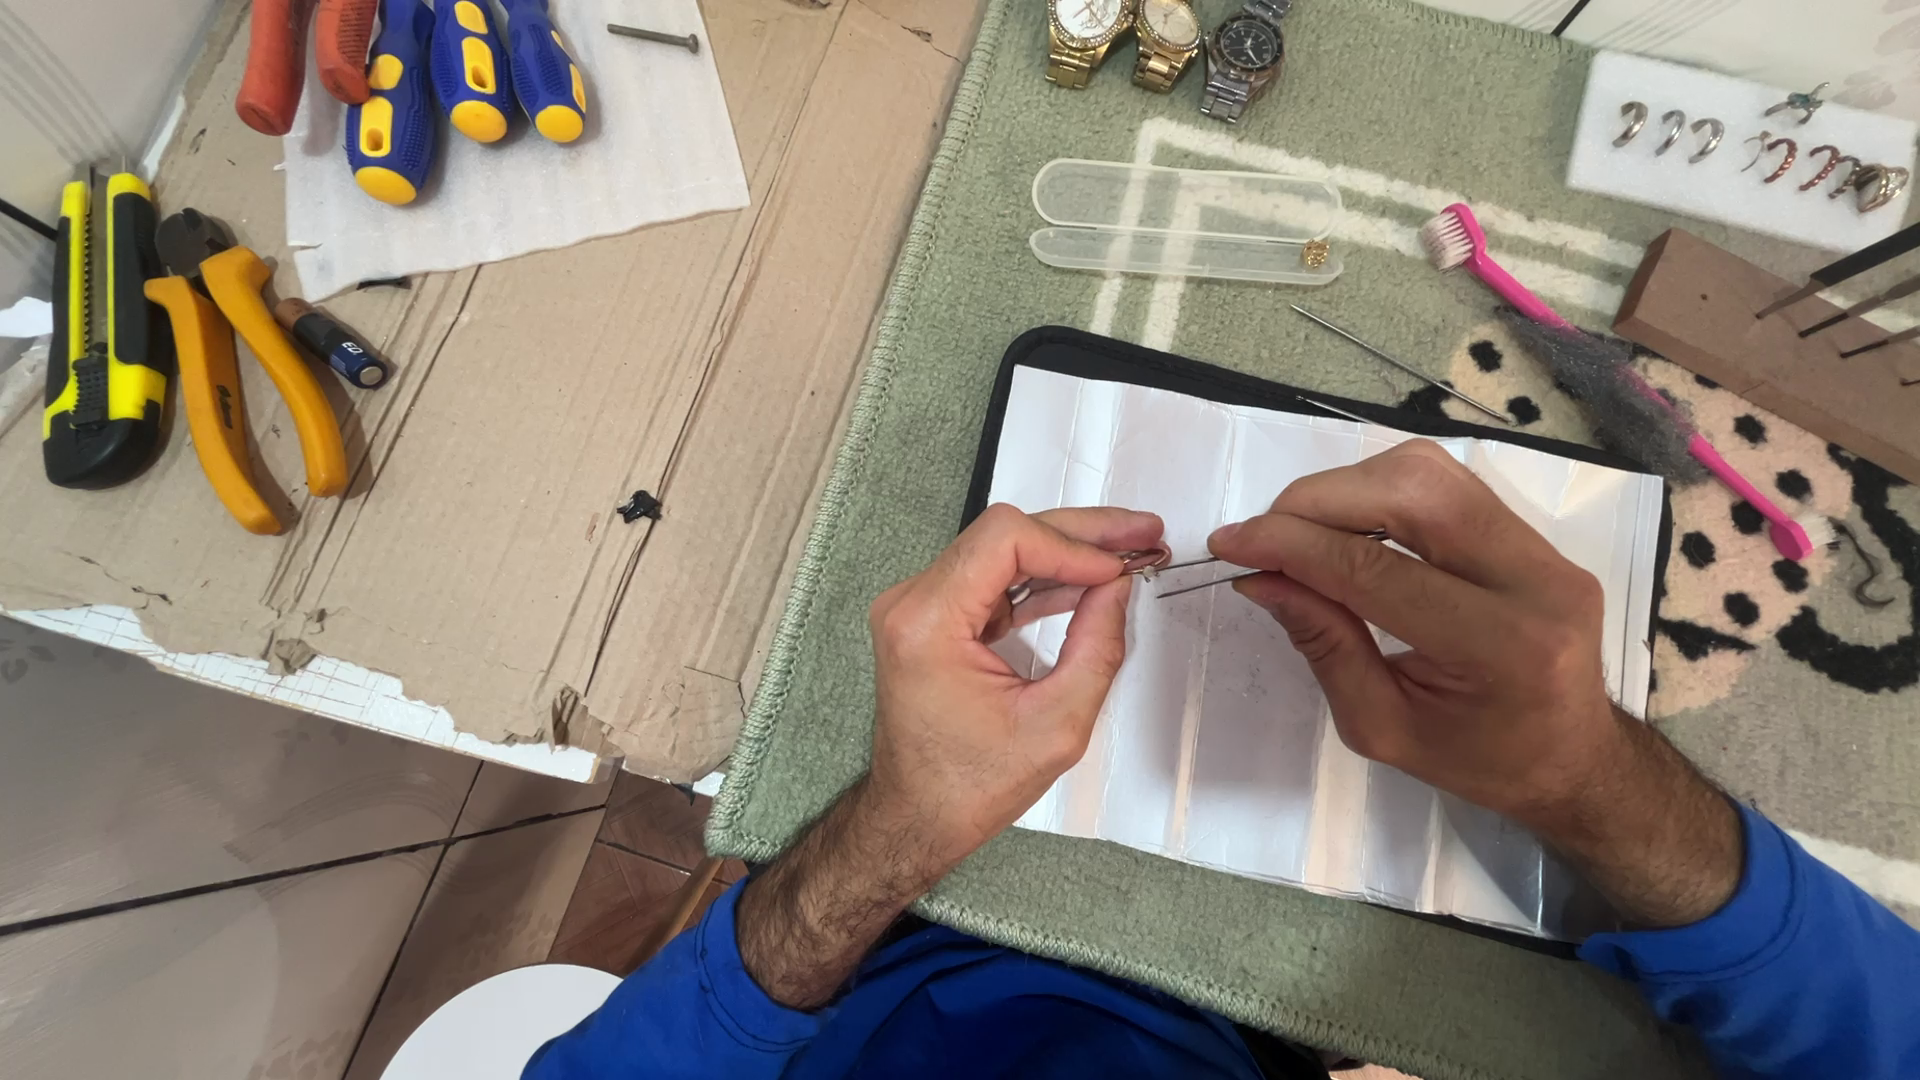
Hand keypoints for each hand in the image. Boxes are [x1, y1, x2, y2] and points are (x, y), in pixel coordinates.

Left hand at [737, 504, 1160, 1007]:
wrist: (917, 814)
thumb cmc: (969, 786)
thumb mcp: (1056, 726)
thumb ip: (1097, 647)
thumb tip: (1118, 584)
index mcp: (926, 623)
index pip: (1004, 539)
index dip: (1071, 545)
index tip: (1120, 568)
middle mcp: (912, 602)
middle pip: (1004, 534)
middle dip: (1080, 534)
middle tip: (1141, 532)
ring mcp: (919, 605)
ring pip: (1003, 549)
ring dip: (1067, 550)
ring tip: (1127, 551)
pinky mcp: (935, 615)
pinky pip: (994, 578)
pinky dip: (1043, 577)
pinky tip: (1089, 580)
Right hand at [1209, 440, 1739, 927]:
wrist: (1573, 758)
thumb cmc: (1474, 759)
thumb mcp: (1378, 725)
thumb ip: (1322, 644)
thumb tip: (1259, 577)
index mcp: (1500, 646)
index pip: (1374, 569)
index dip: (1289, 546)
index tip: (1226, 543)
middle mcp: (1534, 578)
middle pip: (1409, 492)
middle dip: (1313, 503)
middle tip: (1260, 536)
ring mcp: (1541, 546)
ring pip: (1424, 472)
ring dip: (1341, 491)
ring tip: (1297, 534)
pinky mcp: (1530, 532)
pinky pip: (1438, 482)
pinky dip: (1370, 492)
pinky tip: (1342, 529)